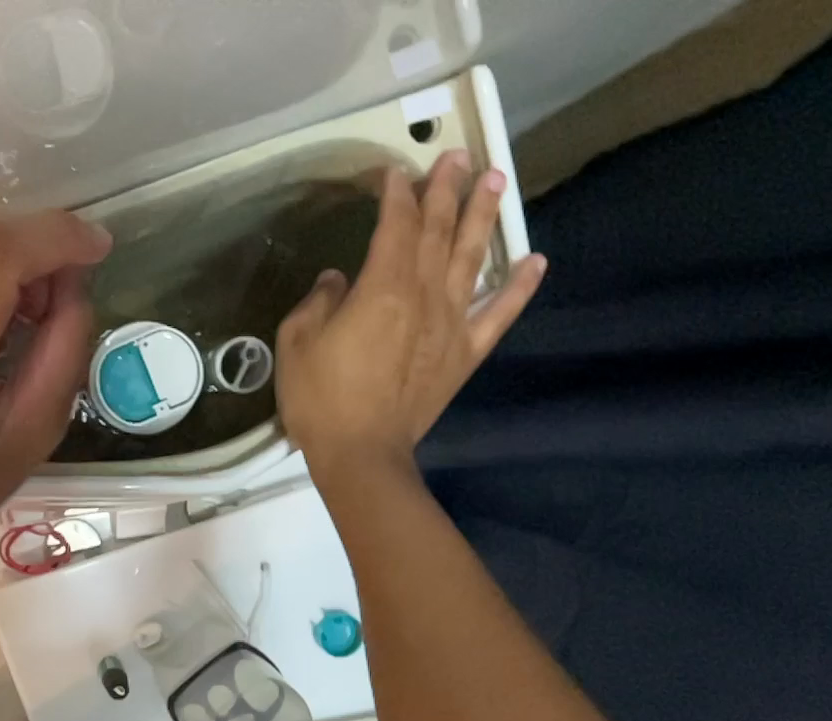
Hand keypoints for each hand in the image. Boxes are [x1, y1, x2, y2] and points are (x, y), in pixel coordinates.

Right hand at [276, 151, 545, 486]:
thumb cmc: (320, 399)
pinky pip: (500, 313)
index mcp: (381, 288)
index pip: (395, 226)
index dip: (396, 194)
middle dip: (447, 190)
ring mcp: (452, 323)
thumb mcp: (296, 344)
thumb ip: (317, 302)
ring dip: (483, 217)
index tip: (396, 172)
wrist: (361, 453)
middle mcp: (424, 294)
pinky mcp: (465, 353)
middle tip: (458, 157)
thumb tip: (338, 280)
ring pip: (472, 258)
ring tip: (496, 180)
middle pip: (439, 231)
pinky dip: (519, 287)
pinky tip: (534, 262)